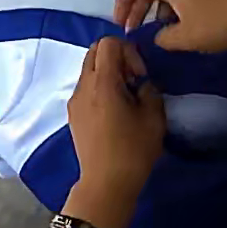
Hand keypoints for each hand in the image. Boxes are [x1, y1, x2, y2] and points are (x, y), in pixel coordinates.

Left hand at [63, 36, 165, 227]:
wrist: (105, 184)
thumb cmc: (133, 151)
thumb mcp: (154, 118)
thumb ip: (150, 90)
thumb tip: (142, 83)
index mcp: (102, 82)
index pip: (108, 43)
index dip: (128, 52)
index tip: (139, 76)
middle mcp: (84, 85)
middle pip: (95, 51)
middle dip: (116, 58)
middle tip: (132, 82)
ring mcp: (74, 99)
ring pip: (89, 68)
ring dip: (108, 73)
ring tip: (124, 99)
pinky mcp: (72, 113)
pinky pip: (85, 87)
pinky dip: (99, 88)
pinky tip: (112, 112)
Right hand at [113, 0, 226, 52]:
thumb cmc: (223, 21)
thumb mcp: (187, 37)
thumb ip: (164, 39)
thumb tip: (158, 38)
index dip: (121, 0)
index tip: (122, 24)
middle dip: (136, 8)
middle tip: (133, 31)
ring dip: (154, 13)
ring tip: (158, 35)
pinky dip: (173, 14)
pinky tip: (182, 33)